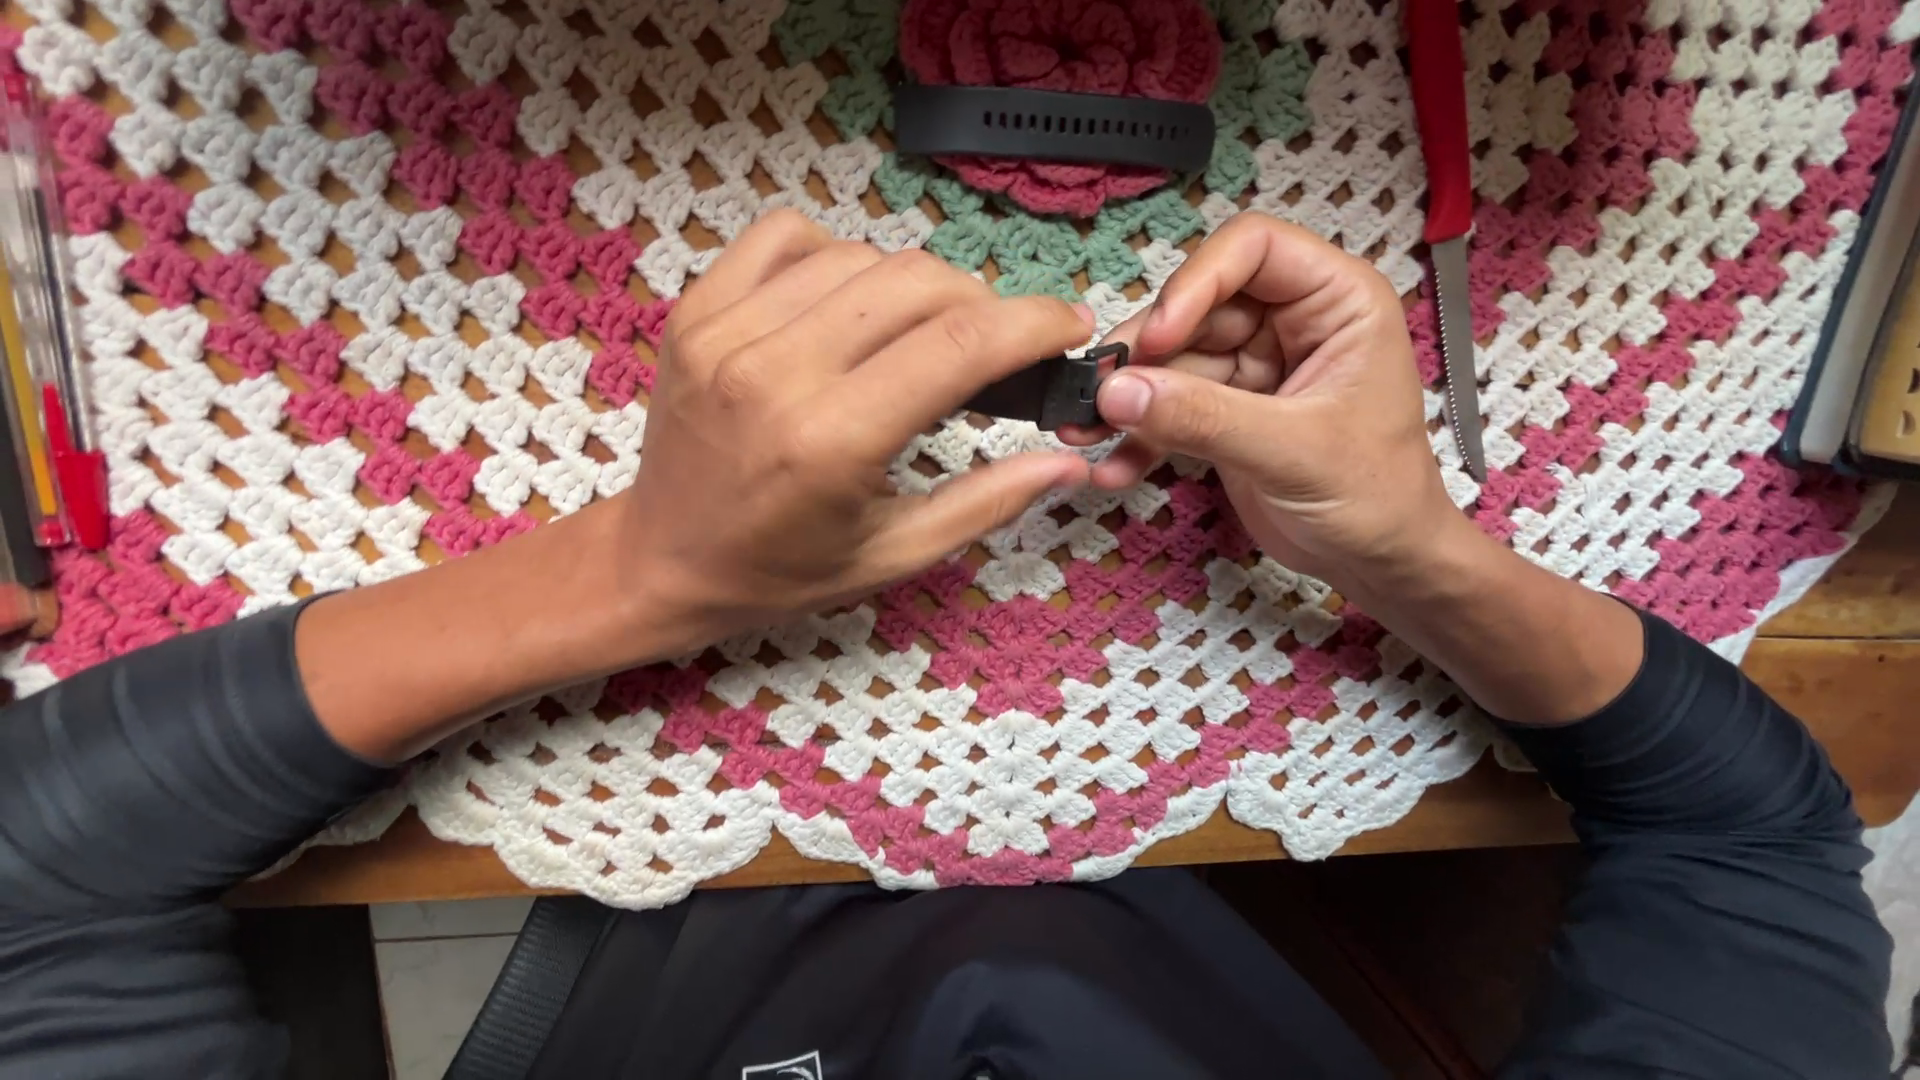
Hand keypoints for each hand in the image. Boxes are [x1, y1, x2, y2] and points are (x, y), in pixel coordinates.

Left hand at [301, 211, 1094, 760]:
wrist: (660, 560)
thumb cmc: (781, 574)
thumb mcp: (893, 555)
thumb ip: (986, 503)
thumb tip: (1069, 462)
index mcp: (832, 442)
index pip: (958, 344)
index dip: (1032, 323)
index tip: (1068, 325)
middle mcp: (776, 370)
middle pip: (918, 283)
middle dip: (983, 304)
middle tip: (994, 346)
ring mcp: (726, 329)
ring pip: (862, 255)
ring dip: (916, 286)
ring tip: (922, 335)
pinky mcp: (697, 308)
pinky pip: (789, 236)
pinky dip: (840, 256)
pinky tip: (848, 305)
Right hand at [1060, 212, 1461, 592]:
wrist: (1376, 562)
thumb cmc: (1372, 495)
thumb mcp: (1292, 451)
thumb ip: (1205, 418)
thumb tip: (1115, 392)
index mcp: (1333, 301)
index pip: (1252, 250)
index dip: (1196, 283)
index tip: (1157, 340)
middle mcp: (1286, 324)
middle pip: (1195, 310)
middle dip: (1144, 354)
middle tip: (1096, 396)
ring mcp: (1249, 370)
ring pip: (1170, 362)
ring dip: (1125, 401)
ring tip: (1083, 434)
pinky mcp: (1222, 413)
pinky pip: (1168, 411)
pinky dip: (1139, 439)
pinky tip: (1114, 469)